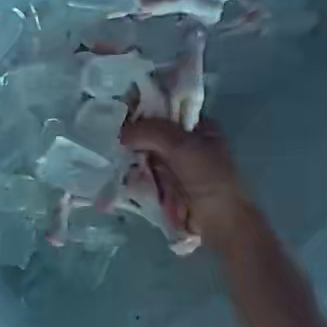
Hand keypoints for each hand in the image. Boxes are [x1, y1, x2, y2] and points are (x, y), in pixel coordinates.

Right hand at [119, 118, 259, 249]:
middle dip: (129, 131)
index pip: (163, 105)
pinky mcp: (158, 183)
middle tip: (109, 134)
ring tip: (108, 153)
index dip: (141, 105)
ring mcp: (169, 163)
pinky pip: (136, 171)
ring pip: (138, 150)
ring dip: (124, 152)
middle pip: (147, 128)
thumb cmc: (209, 179)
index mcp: (195, 125)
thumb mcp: (184, 146)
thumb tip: (121, 133)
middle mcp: (181, 141)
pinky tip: (112, 169)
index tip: (121, 111)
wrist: (219, 222)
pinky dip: (124, 170)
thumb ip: (152, 131)